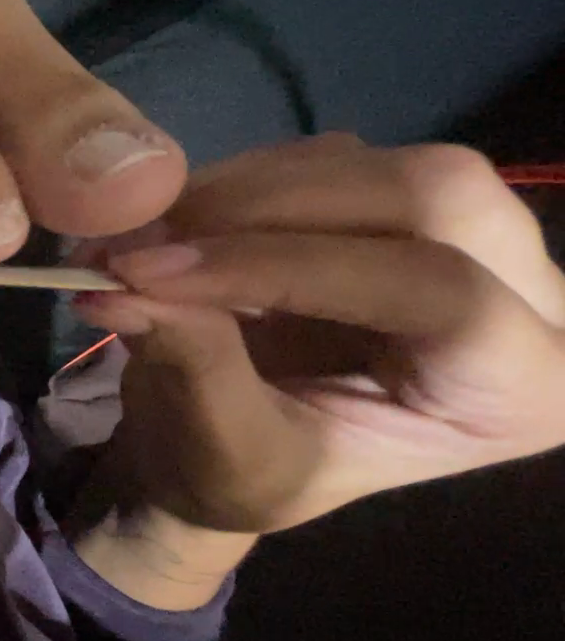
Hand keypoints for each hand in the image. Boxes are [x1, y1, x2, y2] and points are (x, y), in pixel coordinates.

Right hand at [75, 135, 564, 540]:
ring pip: (359, 163)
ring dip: (224, 193)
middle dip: (265, 206)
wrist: (210, 458)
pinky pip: (304, 163)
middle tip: (142, 241)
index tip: (143, 274)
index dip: (280, 267)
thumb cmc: (234, 477)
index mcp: (511, 388)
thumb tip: (121, 283)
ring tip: (127, 242)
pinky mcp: (370, 212)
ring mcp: (448, 241)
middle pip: (427, 192)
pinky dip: (216, 188)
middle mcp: (518, 297)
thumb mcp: (220, 451)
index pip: (433, 289)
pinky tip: (157, 231)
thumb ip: (193, 365)